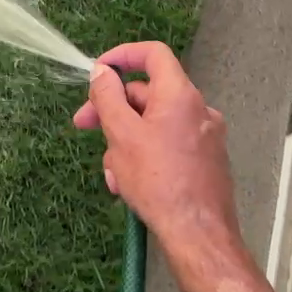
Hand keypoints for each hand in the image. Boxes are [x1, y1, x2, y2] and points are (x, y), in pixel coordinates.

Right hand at [72, 41, 236, 244]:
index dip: (122, 55)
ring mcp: (206, 137)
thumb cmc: (157, 180)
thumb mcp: (121, 133)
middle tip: (83, 124)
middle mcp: (199, 110)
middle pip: (147, 92)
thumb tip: (102, 72)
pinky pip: (168, 144)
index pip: (152, 53)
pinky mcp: (207, 162)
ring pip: (153, 123)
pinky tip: (127, 183)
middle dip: (112, 108)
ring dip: (124, 139)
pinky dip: (144, 154)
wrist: (199, 237)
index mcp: (180, 95)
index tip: (98, 72)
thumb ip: (107, 96)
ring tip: (111, 171)